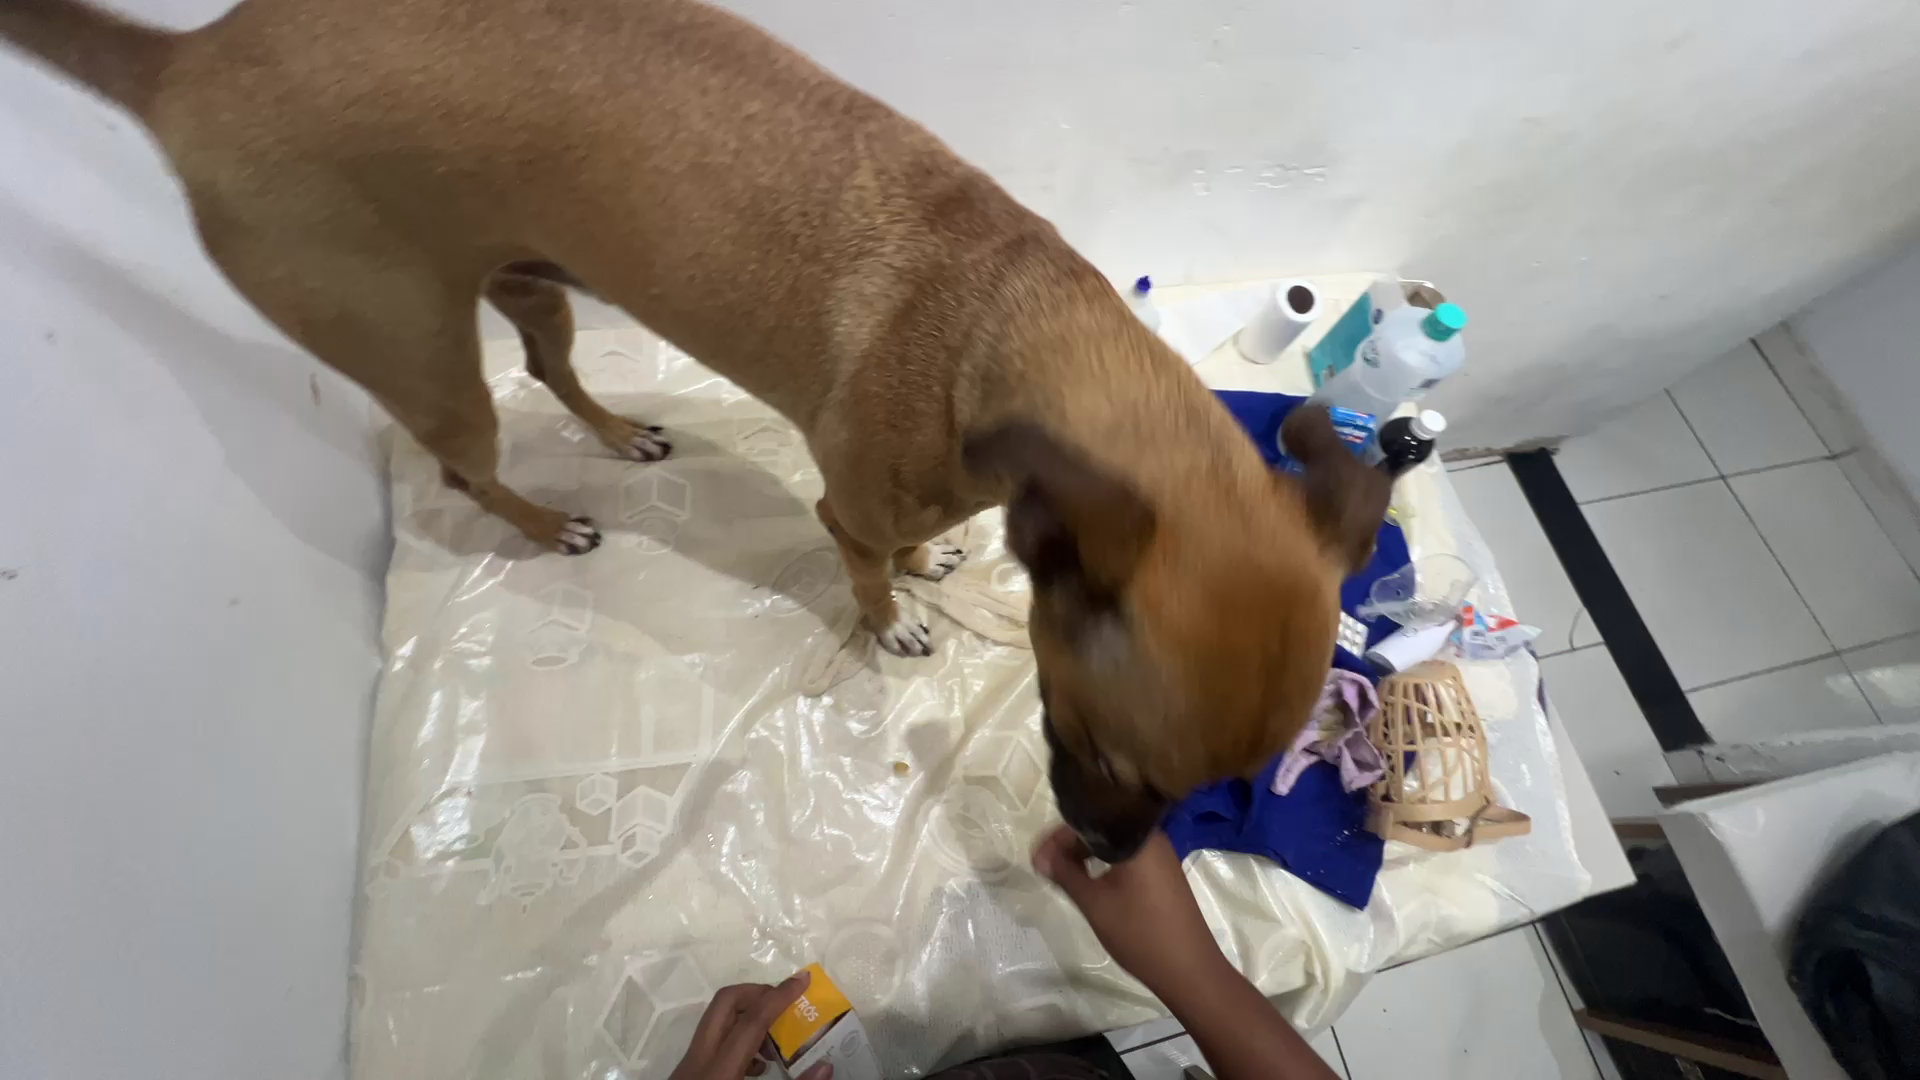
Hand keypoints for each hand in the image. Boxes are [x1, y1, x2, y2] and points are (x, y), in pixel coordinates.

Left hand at [667, 971, 831, 1079]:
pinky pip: (711, 1044)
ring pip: (717, 1021)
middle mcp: (697, 1064)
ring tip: (775, 1045)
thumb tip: (826, 1066)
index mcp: (717, 1074)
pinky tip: (755, 1070)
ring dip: (748, 1019)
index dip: (780, 996)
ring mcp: (685, 1072)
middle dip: (759, 995)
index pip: (752, 1019)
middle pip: (726, 1003)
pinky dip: (736, 1040)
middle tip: (786, 1007)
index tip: (804, 980)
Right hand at [1032, 825, 1225, 992]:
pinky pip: (1126, 855)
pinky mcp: (1163, 872)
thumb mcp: (1095, 904)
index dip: (1058, 836)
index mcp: (1136, 836)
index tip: (1038, 858)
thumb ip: (1065, 873)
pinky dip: (1104, 863)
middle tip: (1046, 865)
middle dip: (1070, 844)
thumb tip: (1040, 856)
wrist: (1191, 972)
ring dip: (1086, 854)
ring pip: (1113, 843)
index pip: (1088, 819)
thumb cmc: (1141, 933)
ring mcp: (1160, 854)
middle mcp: (1150, 837)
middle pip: (1101, 828)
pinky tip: (1090, 879)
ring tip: (1063, 873)